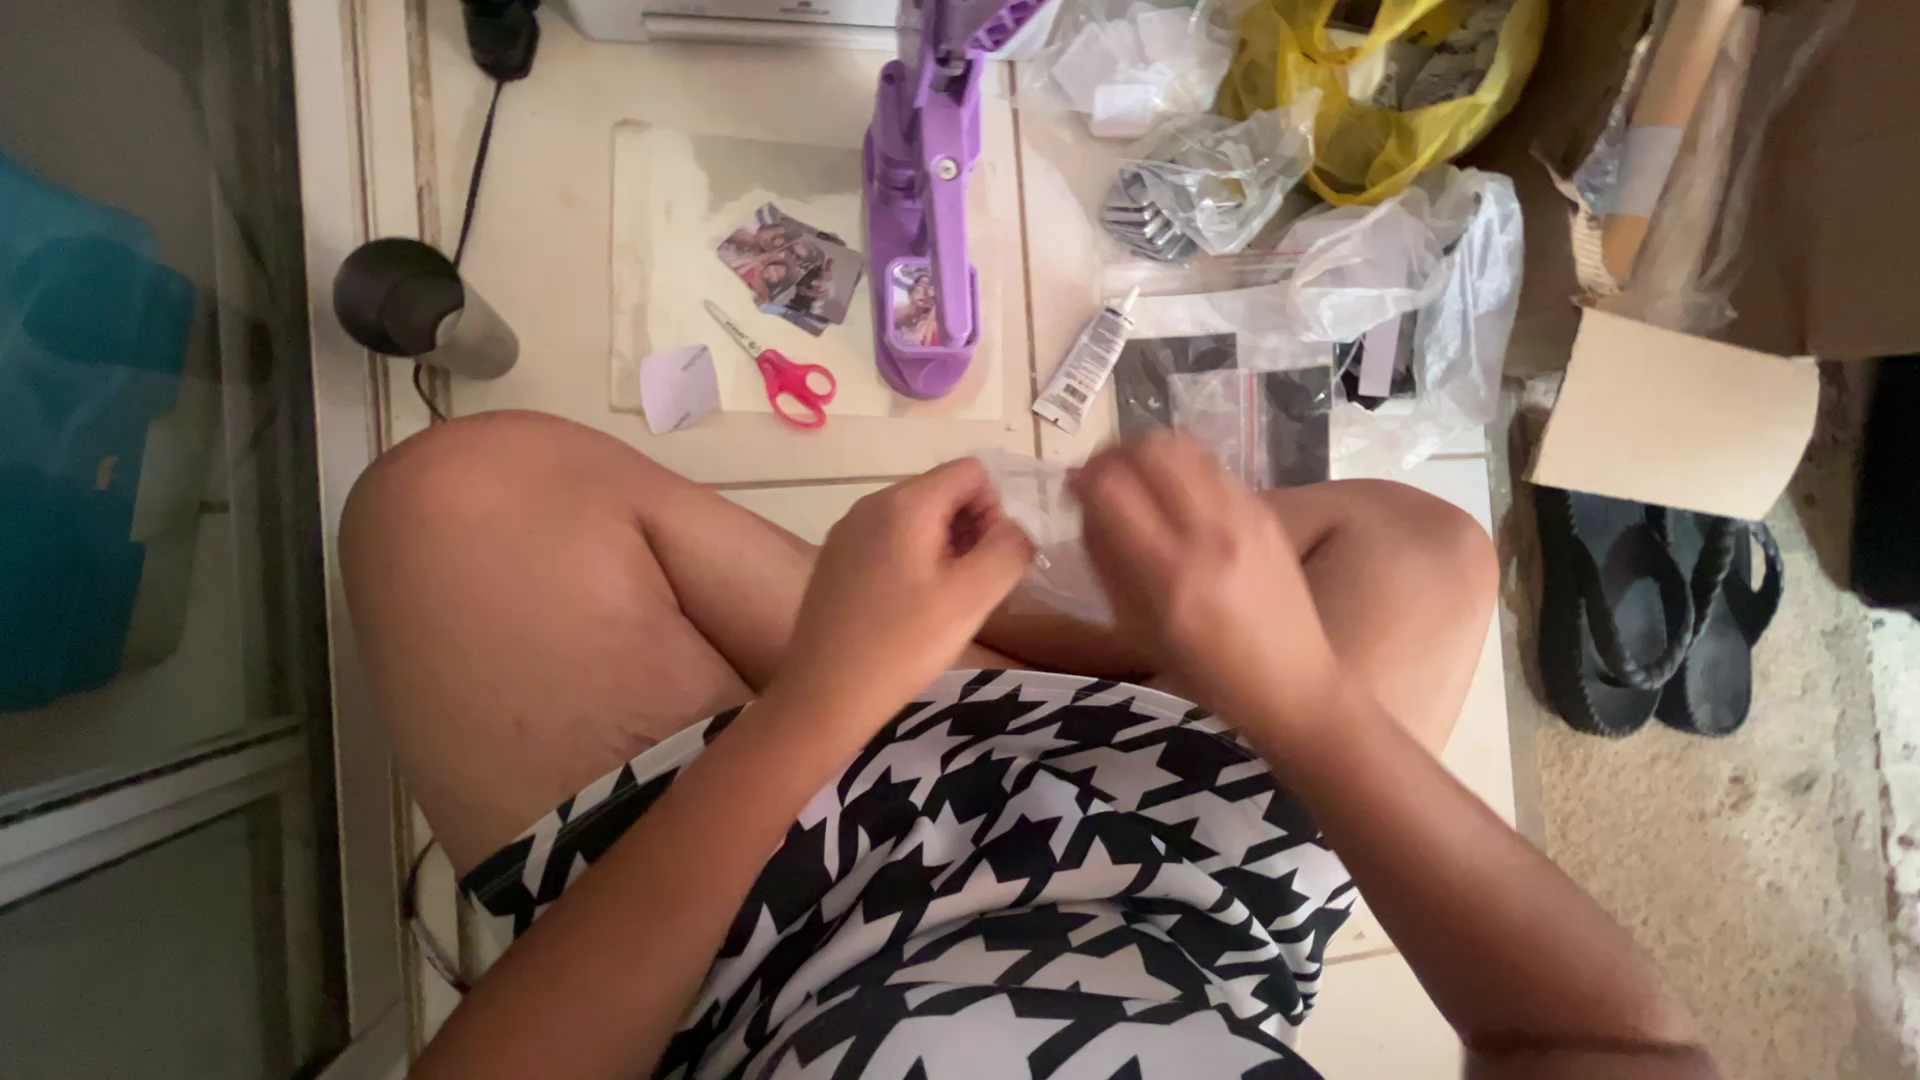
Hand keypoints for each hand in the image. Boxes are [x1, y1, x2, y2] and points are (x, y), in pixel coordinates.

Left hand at [768, 458, 1034, 721]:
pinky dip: (911, 562)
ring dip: (942, 550)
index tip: (984, 563)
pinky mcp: (835, 559)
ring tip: (937, 603)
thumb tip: (1013, 530)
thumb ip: (1008, 550)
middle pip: (942, 492)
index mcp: (904, 503)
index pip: (971, 472)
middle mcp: (870, 503)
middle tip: (966, 589)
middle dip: (968, 531)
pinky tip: (906, 609)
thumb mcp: (972, 598)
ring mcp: (847, 530)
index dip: (993, 511)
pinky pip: (889, 540)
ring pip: (916, 518)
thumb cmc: (902, 646)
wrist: (823, 696)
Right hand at [1070, 434, 1342, 731]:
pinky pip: (1211, 465)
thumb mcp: (1136, 629)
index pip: (1110, 488)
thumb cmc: (1204, 671)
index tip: (1073, 490)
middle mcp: (1208, 535)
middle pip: (1149, 449)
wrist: (1293, 682)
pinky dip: (1181, 466)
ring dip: (1148, 452)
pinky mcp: (1265, 512)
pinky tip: (1175, 492)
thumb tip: (1084, 505)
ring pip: (1183, 446)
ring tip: (1136, 476)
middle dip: (1113, 453)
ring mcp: (1244, 517)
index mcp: (1169, 574)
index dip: (1081, 478)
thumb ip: (1105, 562)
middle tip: (1102, 475)